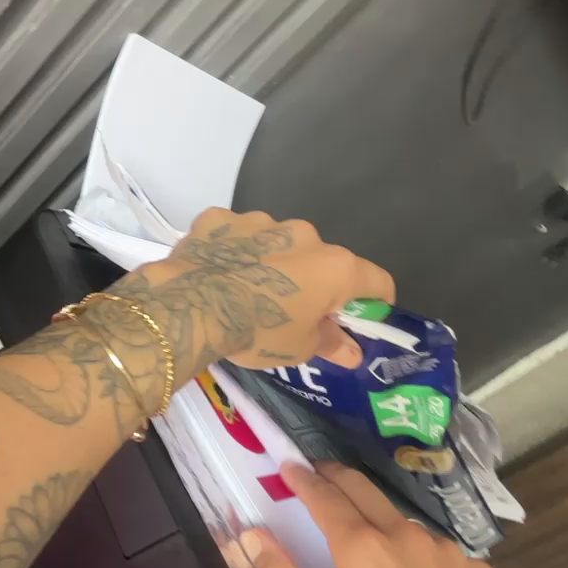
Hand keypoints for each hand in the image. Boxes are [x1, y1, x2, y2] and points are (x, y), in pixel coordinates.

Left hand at [114, 209, 387, 374]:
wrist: (191, 304)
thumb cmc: (257, 330)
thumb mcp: (300, 347)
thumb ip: (330, 341)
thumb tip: (351, 350)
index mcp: (334, 266)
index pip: (375, 280)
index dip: (372, 302)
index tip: (357, 318)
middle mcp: (301, 234)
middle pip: (319, 258)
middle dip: (311, 280)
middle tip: (290, 309)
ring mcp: (257, 220)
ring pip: (274, 240)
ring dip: (268, 260)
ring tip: (244, 288)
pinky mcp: (218, 217)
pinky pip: (233, 233)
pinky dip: (230, 248)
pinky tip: (214, 269)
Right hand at [242, 462, 520, 567]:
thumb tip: (251, 535)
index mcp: (363, 548)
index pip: (323, 494)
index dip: (301, 477)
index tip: (287, 465)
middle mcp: (405, 534)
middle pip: (360, 486)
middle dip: (333, 476)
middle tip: (314, 478)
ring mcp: (448, 551)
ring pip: (399, 519)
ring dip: (375, 518)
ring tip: (365, 546)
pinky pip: (436, 549)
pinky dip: (414, 552)